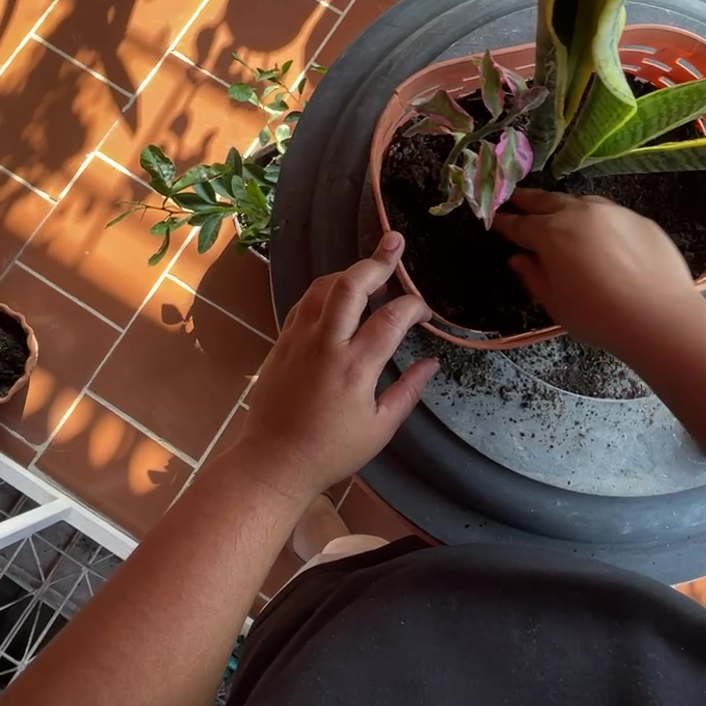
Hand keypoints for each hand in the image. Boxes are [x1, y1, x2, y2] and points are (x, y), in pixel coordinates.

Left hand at [232, 232, 438, 501]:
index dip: (413, 306)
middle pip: (350, 285)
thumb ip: (409, 391)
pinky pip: (305, 303)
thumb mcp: (380, 428)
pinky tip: (339, 295)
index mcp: (355, 369)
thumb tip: (433, 362)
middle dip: (376, 261)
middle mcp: (326, 345)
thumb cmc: (331, 451)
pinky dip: (326, 291)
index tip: (423, 311)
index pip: (390, 319)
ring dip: (349, 272)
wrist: (272, 461)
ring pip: (324, 287)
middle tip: (395, 244)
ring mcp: (299, 339)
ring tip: (371, 271)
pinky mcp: (282, 341)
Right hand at [492, 188, 705, 356]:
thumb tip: (519, 258)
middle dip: (526, 199)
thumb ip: (533, 276)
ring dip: (561, 203)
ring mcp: (612, 212)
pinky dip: (592, 215)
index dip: (503, 222)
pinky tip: (594, 229)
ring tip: (552, 209)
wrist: (660, 317)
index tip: (492, 218)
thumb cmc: (598, 317)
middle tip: (513, 197)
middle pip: (546, 200)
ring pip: (578, 200)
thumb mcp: (555, 303)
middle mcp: (579, 213)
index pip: (519, 224)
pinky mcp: (638, 219)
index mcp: (551, 234)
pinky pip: (607, 211)